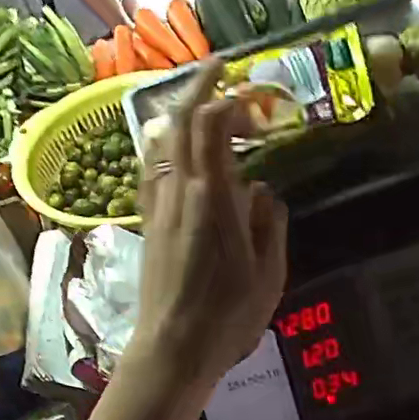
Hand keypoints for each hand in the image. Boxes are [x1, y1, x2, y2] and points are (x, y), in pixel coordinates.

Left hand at [128, 62, 288, 387]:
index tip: (251, 95)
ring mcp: (158, 210)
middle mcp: (179, 194)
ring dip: (178, 115)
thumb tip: (263, 193)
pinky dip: (163, 149)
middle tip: (220, 71)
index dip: (229, 99)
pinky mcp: (148, 228)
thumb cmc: (227, 318)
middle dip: (199, 87)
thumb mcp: (269, 274)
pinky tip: (172, 152)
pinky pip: (151, 172)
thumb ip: (271, 225)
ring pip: (160, 144)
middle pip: (180, 124)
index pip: (212, 126)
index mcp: (213, 200)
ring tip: (197, 106)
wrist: (173, 348)